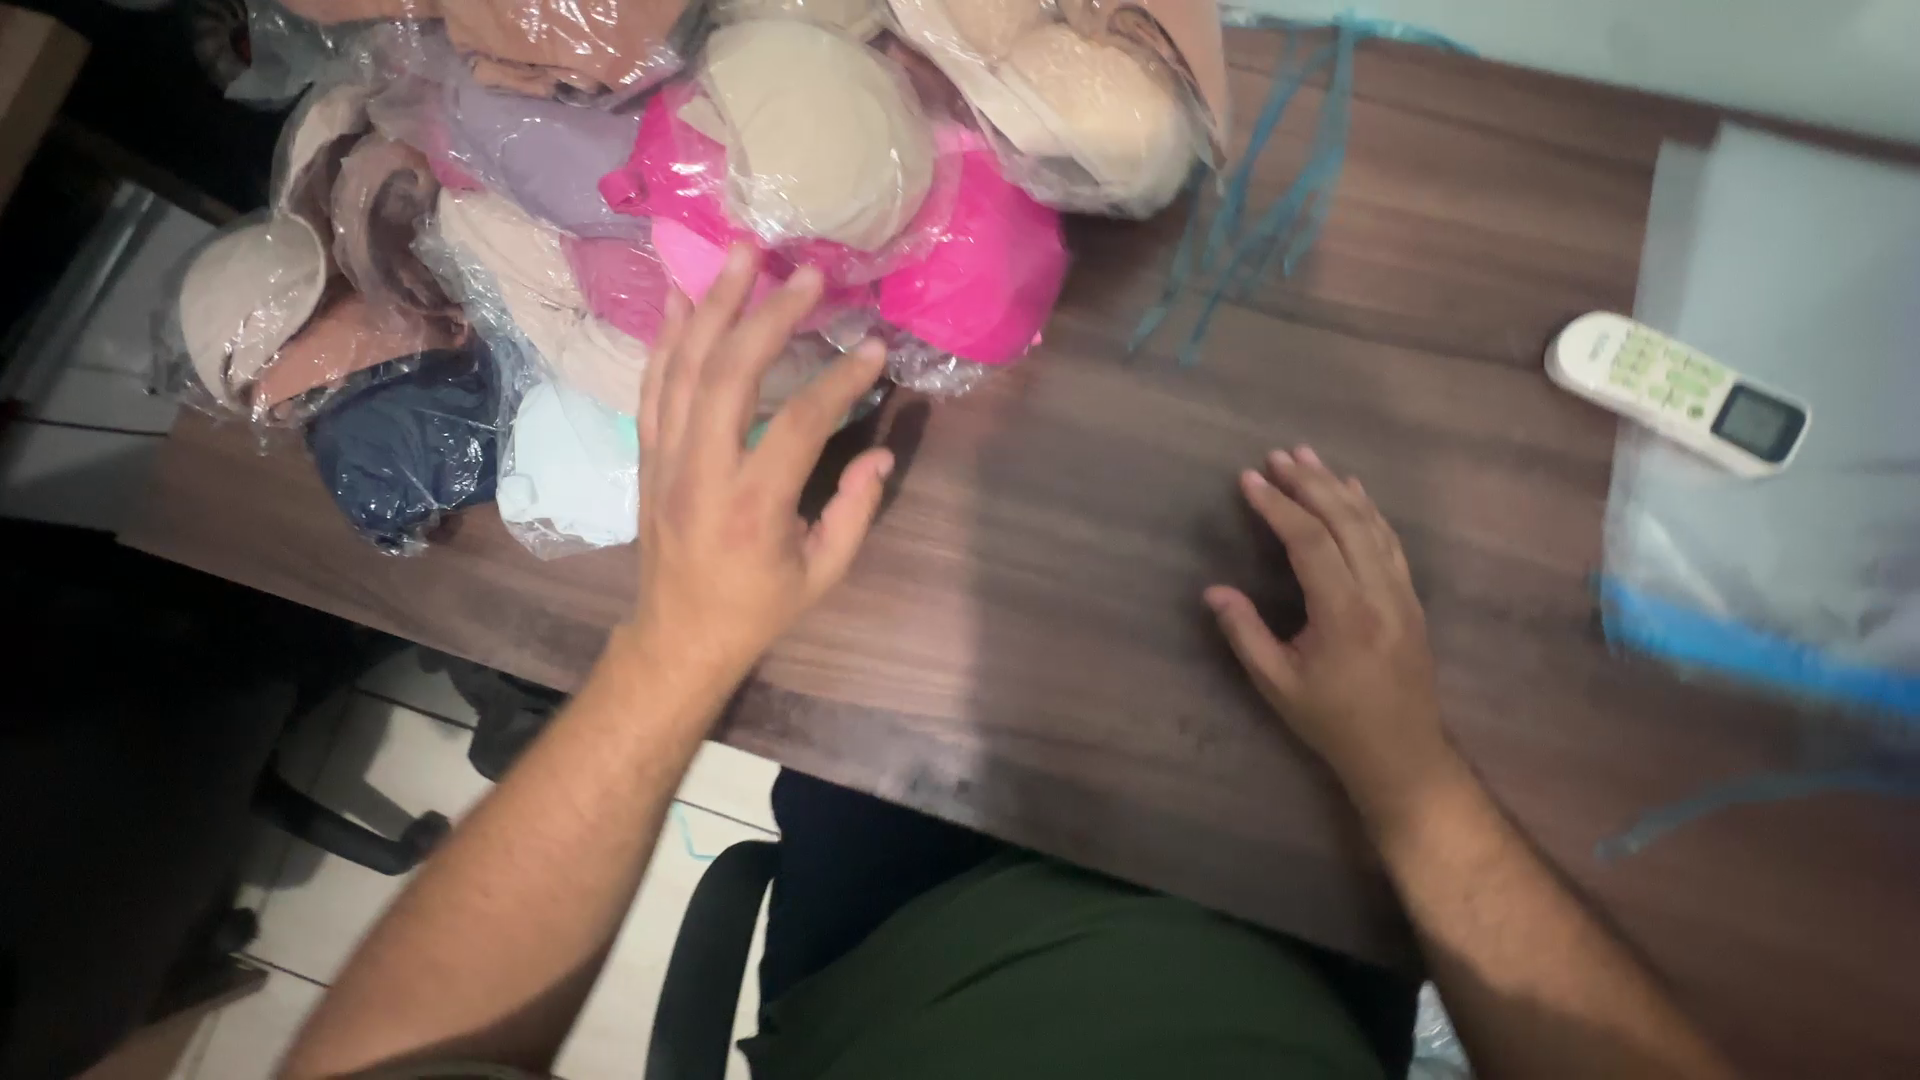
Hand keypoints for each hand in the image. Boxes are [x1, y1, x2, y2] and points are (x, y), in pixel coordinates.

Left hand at [617, 246, 890, 691]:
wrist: (680, 634)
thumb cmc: (759, 607)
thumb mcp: (824, 573)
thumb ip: (855, 511)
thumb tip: (880, 455)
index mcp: (754, 507)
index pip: (798, 423)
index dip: (838, 379)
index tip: (873, 346)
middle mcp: (702, 472)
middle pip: (729, 376)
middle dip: (768, 316)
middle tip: (806, 275)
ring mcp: (666, 459)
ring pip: (683, 369)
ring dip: (713, 306)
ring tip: (741, 255)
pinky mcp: (648, 455)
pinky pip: (653, 387)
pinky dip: (668, 339)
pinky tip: (684, 300)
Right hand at [1205, 446, 1462, 829]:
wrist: (1402, 752)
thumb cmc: (1331, 720)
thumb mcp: (1276, 684)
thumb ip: (1245, 634)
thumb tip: (1213, 591)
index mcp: (1344, 614)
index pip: (1310, 543)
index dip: (1278, 507)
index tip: (1250, 480)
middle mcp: (1379, 593)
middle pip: (1345, 522)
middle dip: (1309, 483)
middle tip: (1277, 456)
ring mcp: (1402, 593)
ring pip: (1372, 525)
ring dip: (1338, 487)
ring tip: (1308, 458)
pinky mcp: (1410, 597)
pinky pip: (1390, 541)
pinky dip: (1369, 509)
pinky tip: (1354, 490)